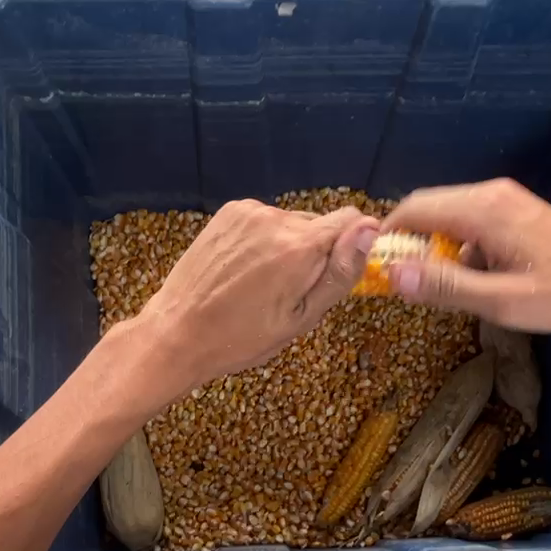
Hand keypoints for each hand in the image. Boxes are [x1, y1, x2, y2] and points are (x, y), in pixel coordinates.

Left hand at [134, 200, 376, 387]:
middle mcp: (276, 218)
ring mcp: (249, 212)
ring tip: (263, 285)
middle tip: (290, 293)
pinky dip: (265, 241)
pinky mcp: (229, 213)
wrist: (178, 332)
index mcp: (300, 247)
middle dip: (316, 253)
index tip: (336, 275)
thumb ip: (339, 274)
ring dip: (290, 247)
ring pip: (292, 224)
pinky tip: (246, 271)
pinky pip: (265, 221)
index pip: (353, 220)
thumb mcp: (300, 319)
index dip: (353, 246)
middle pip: (320, 225)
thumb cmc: (242, 338)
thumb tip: (372, 230)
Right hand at [380, 178, 550, 334]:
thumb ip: (445, 287)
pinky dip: (457, 247)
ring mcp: (508, 202)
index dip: (386, 236)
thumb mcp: (501, 302)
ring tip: (435, 287)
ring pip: (449, 216)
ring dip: (433, 246)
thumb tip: (394, 274)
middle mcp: (492, 195)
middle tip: (400, 282)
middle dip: (407, 241)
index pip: (414, 209)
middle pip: (429, 207)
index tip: (373, 267)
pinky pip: (471, 223)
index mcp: (483, 210)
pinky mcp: (519, 214)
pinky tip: (470, 279)